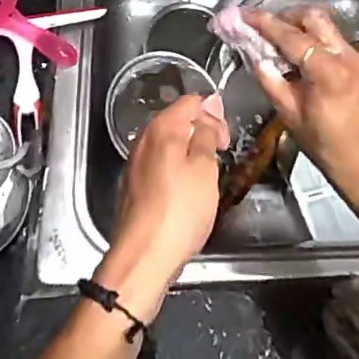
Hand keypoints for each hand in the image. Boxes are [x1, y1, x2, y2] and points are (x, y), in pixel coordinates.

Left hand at [110, 94, 229, 277]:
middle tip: (218, 160)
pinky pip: (158, 163)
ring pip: (168, 143)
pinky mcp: (133, 183)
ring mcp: (136, 160)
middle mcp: (144, 137)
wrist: (143, 257)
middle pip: (178, 120)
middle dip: (201, 133)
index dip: (214, 115)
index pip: (192, 101)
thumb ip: (207, 132)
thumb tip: (210, 105)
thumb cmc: (179, 212)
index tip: (225, 141)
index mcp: (162, 126)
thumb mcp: (205, 168)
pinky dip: (174, 170)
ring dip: (188, 153)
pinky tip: (184, 194)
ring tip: (204, 180)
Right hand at [244, 7, 358, 182]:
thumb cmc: (322, 141)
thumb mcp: (288, 112)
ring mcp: (354, 55)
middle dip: (284, 16)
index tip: (243, 15)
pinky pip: (329, 36)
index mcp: (329, 73)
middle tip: (263, 27)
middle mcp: (345, 56)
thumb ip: (268, 78)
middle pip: (312, 17)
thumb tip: (251, 52)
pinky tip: (295, 51)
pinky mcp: (357, 58)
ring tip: (276, 38)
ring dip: (296, 24)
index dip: (265, 23)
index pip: (292, 36)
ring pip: (322, 23)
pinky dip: (308, 35)